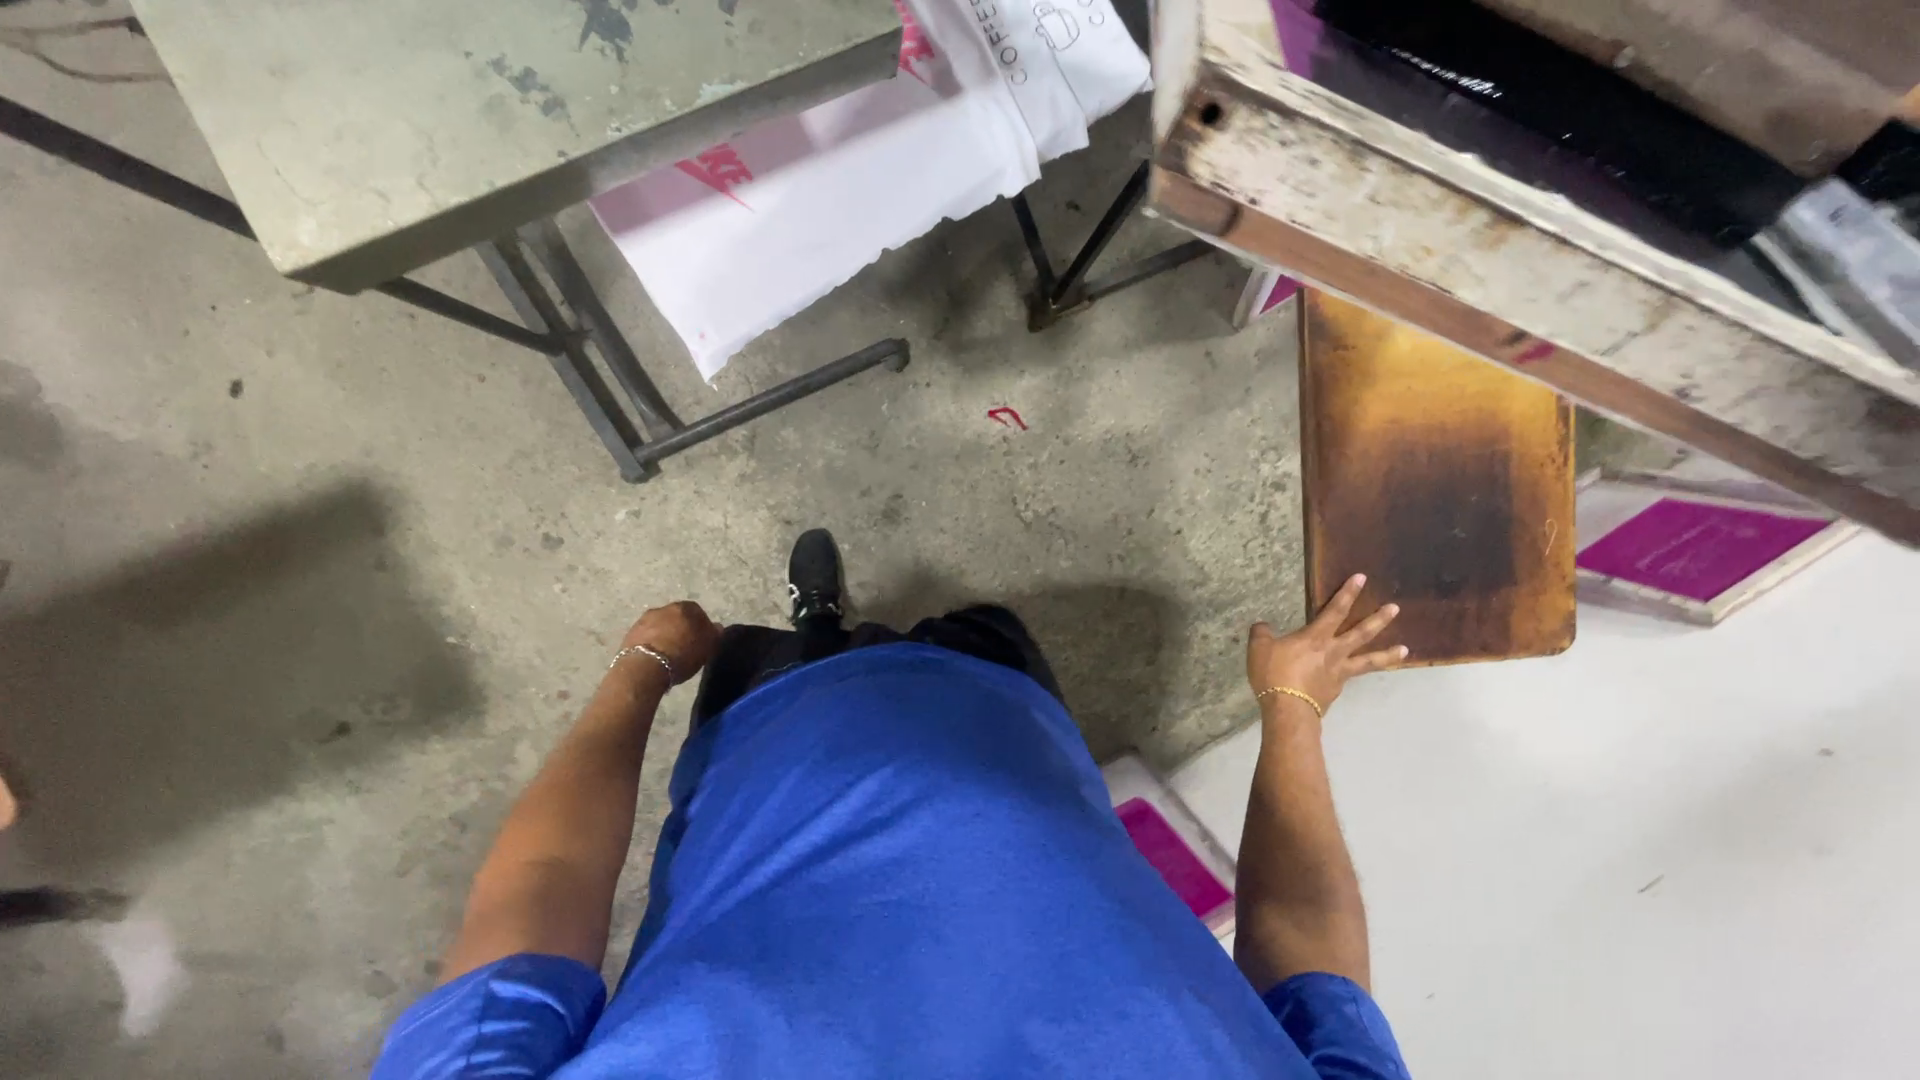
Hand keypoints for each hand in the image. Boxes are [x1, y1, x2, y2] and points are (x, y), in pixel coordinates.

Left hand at [615, 601, 719, 687]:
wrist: (645, 667)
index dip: (701, 626)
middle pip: (676, 617)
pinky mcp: (629, 634)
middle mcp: (663, 608)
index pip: (697, 612)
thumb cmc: (682, 655)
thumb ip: (714, 634)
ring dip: (664, 635)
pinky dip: (651, 643)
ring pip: (659, 626)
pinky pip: (646, 637)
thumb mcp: (707, 647)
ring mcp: (644, 620)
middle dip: (680, 628)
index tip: (702, 640)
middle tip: (685, 646)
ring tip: (668, 654)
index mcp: (685, 607)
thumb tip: (716, 626)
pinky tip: (655, 657)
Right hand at [1247, 574, 1405, 715]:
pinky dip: (1353, 675)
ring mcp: (1338, 672)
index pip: (1335, 609)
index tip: (1362, 578)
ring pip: (1368, 660)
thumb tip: (1263, 626)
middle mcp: (1333, 652)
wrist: (1288, 709)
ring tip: (1404, 650)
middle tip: (1395, 608)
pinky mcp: (1336, 690)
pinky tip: (1351, 675)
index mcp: (1315, 637)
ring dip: (1388, 654)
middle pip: (1361, 633)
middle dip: (1378, 619)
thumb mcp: (1259, 648)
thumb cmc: (1274, 674)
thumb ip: (1262, 633)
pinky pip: (1350, 678)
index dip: (1348, 593)